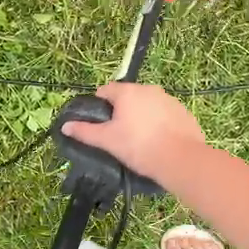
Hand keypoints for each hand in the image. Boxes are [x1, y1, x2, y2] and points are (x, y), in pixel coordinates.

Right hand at [59, 83, 206, 182]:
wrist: (180, 159)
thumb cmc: (138, 147)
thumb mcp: (108, 140)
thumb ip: (85, 131)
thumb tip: (65, 126)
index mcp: (128, 92)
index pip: (106, 90)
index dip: (99, 105)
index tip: (100, 123)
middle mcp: (149, 89)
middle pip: (128, 96)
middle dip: (121, 111)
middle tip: (118, 134)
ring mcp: (169, 99)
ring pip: (147, 105)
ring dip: (141, 116)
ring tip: (139, 140)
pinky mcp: (183, 112)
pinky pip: (165, 114)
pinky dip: (159, 123)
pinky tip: (158, 141)